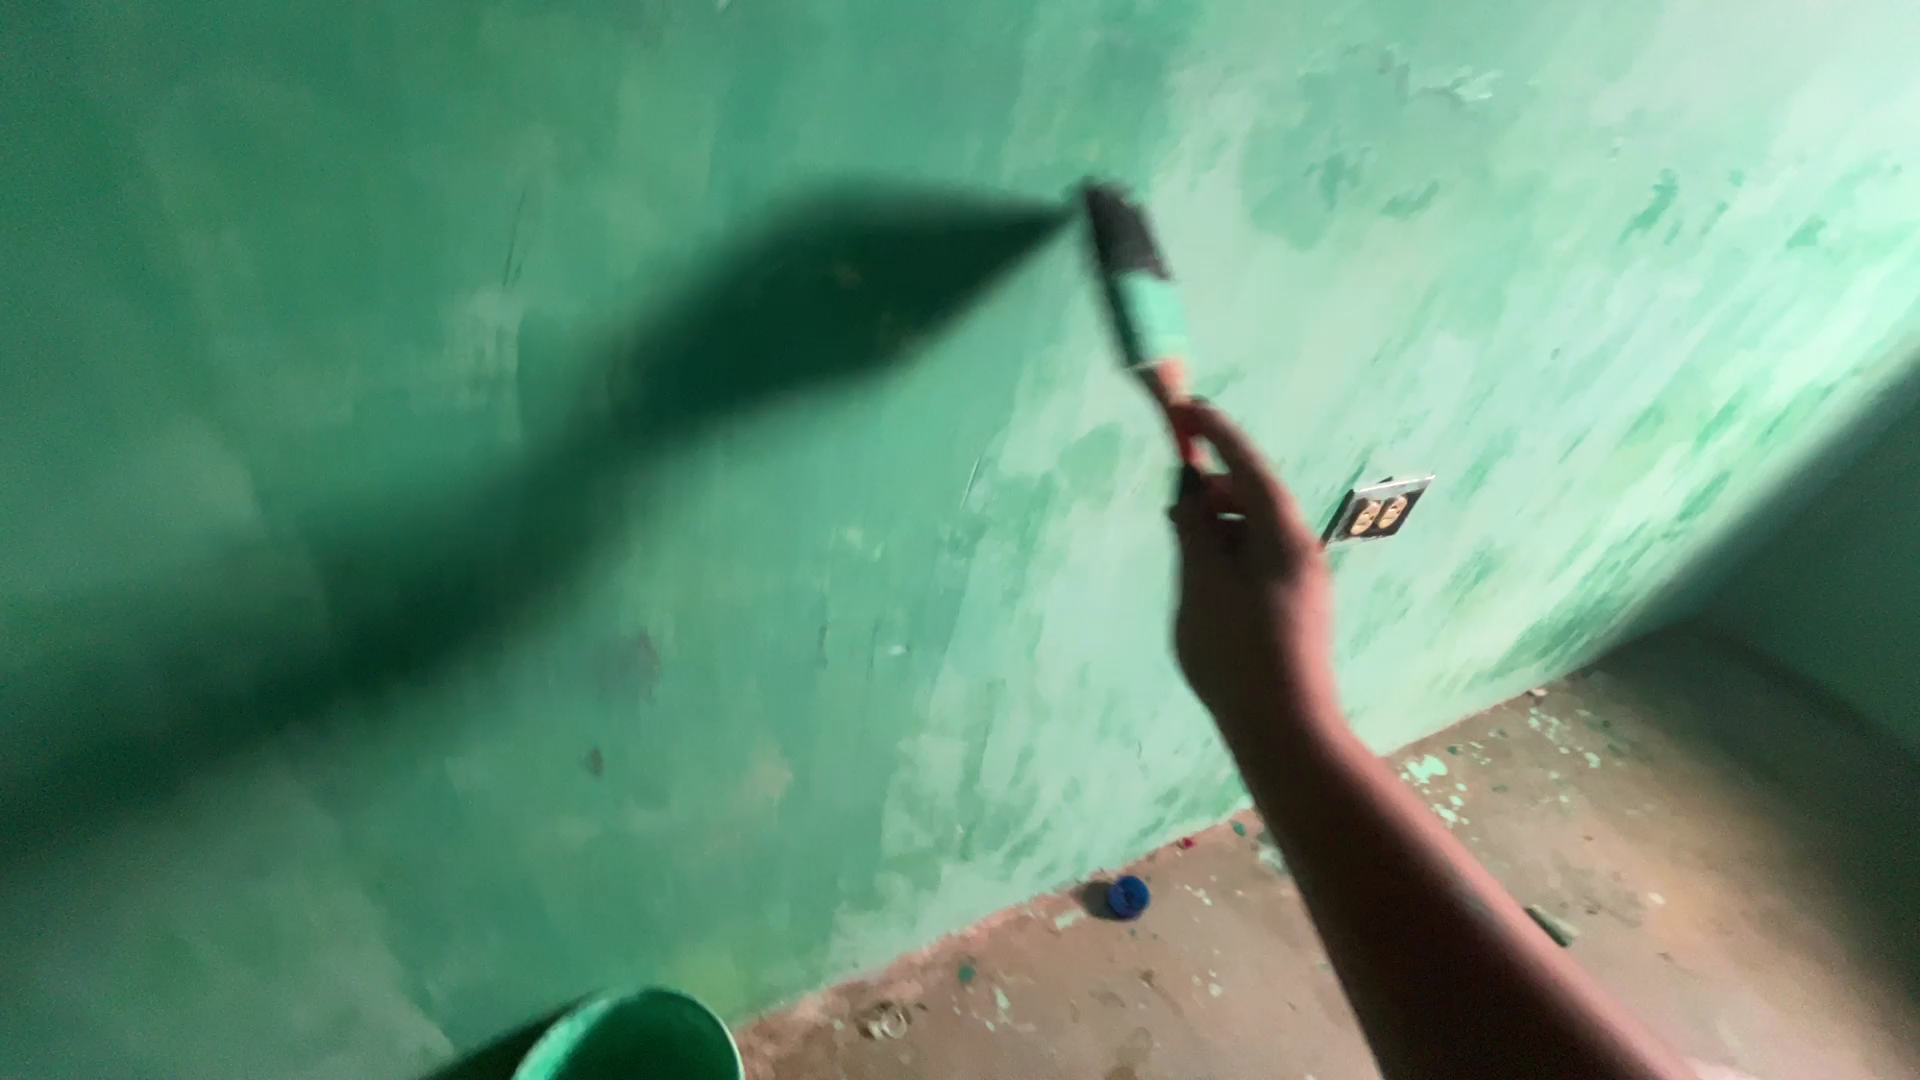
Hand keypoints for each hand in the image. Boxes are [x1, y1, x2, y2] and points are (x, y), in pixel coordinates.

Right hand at [1167, 402, 1333, 724]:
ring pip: (1251, 532)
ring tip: (1184, 555)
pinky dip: (1226, 555)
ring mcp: (1301, 578)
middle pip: (1251, 497)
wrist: (1285, 726)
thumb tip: (1187, 496)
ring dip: (1216, 529)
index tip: (1187, 408)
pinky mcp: (1294, 603)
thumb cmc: (1236, 649)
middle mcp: (1299, 547)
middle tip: (1172, 510)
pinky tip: (1204, 582)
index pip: (1247, 465)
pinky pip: (1255, 560)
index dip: (1216, 433)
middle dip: (1211, 493)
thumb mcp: (1201, 583)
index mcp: (1281, 533)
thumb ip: (1192, 531)